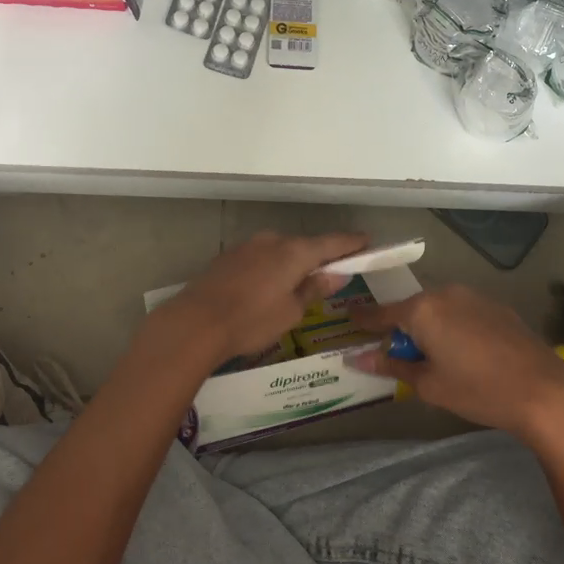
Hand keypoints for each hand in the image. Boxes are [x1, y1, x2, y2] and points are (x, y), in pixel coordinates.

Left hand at [153, 231, 368, 366]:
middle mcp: (272, 241)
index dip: (351, 243)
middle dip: (318, 257)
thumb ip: (314, 289)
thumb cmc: (252, 321)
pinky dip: (270, 268)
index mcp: (294, 252)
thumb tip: (336, 274)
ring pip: (279, 252)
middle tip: (331, 274)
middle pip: (304, 246)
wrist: (196, 322)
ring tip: (296, 287)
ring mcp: (247, 246)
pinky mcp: (228, 257)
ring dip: (291, 264)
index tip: (367, 242)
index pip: (332, 243)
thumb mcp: (291, 312)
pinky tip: (266, 288)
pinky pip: (260, 258)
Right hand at [346, 285, 563, 440]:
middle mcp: (445, 293)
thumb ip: (392, 367)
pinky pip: (462, 312)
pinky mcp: (496, 306)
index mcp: (422, 310)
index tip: (348, 318)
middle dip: (403, 328)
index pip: (382, 313)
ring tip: (436, 358)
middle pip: (412, 308)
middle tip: (400, 355)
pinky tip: (466, 353)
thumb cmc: (479, 390)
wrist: (544, 391)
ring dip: (431, 327)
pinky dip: (454, 326)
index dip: (364, 319)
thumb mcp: (429, 385)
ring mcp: (474, 296)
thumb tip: (358, 358)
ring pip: (439, 308)